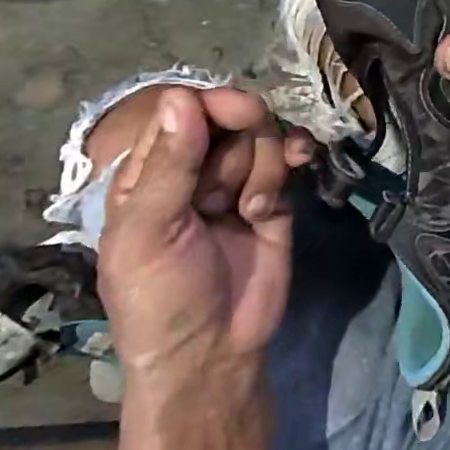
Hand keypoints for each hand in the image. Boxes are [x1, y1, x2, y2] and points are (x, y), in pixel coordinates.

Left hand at [98, 86, 313, 394]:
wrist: (214, 353)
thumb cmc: (162, 298)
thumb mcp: (148, 235)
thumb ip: (169, 165)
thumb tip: (180, 95)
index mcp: (149, 171)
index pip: (181, 111)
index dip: (213, 106)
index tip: (242, 113)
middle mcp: (194, 167)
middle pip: (229, 118)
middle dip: (238, 149)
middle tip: (223, 195)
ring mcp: (237, 180)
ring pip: (263, 135)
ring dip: (264, 166)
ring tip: (251, 212)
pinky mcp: (275, 196)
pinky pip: (289, 156)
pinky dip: (297, 152)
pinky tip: (301, 162)